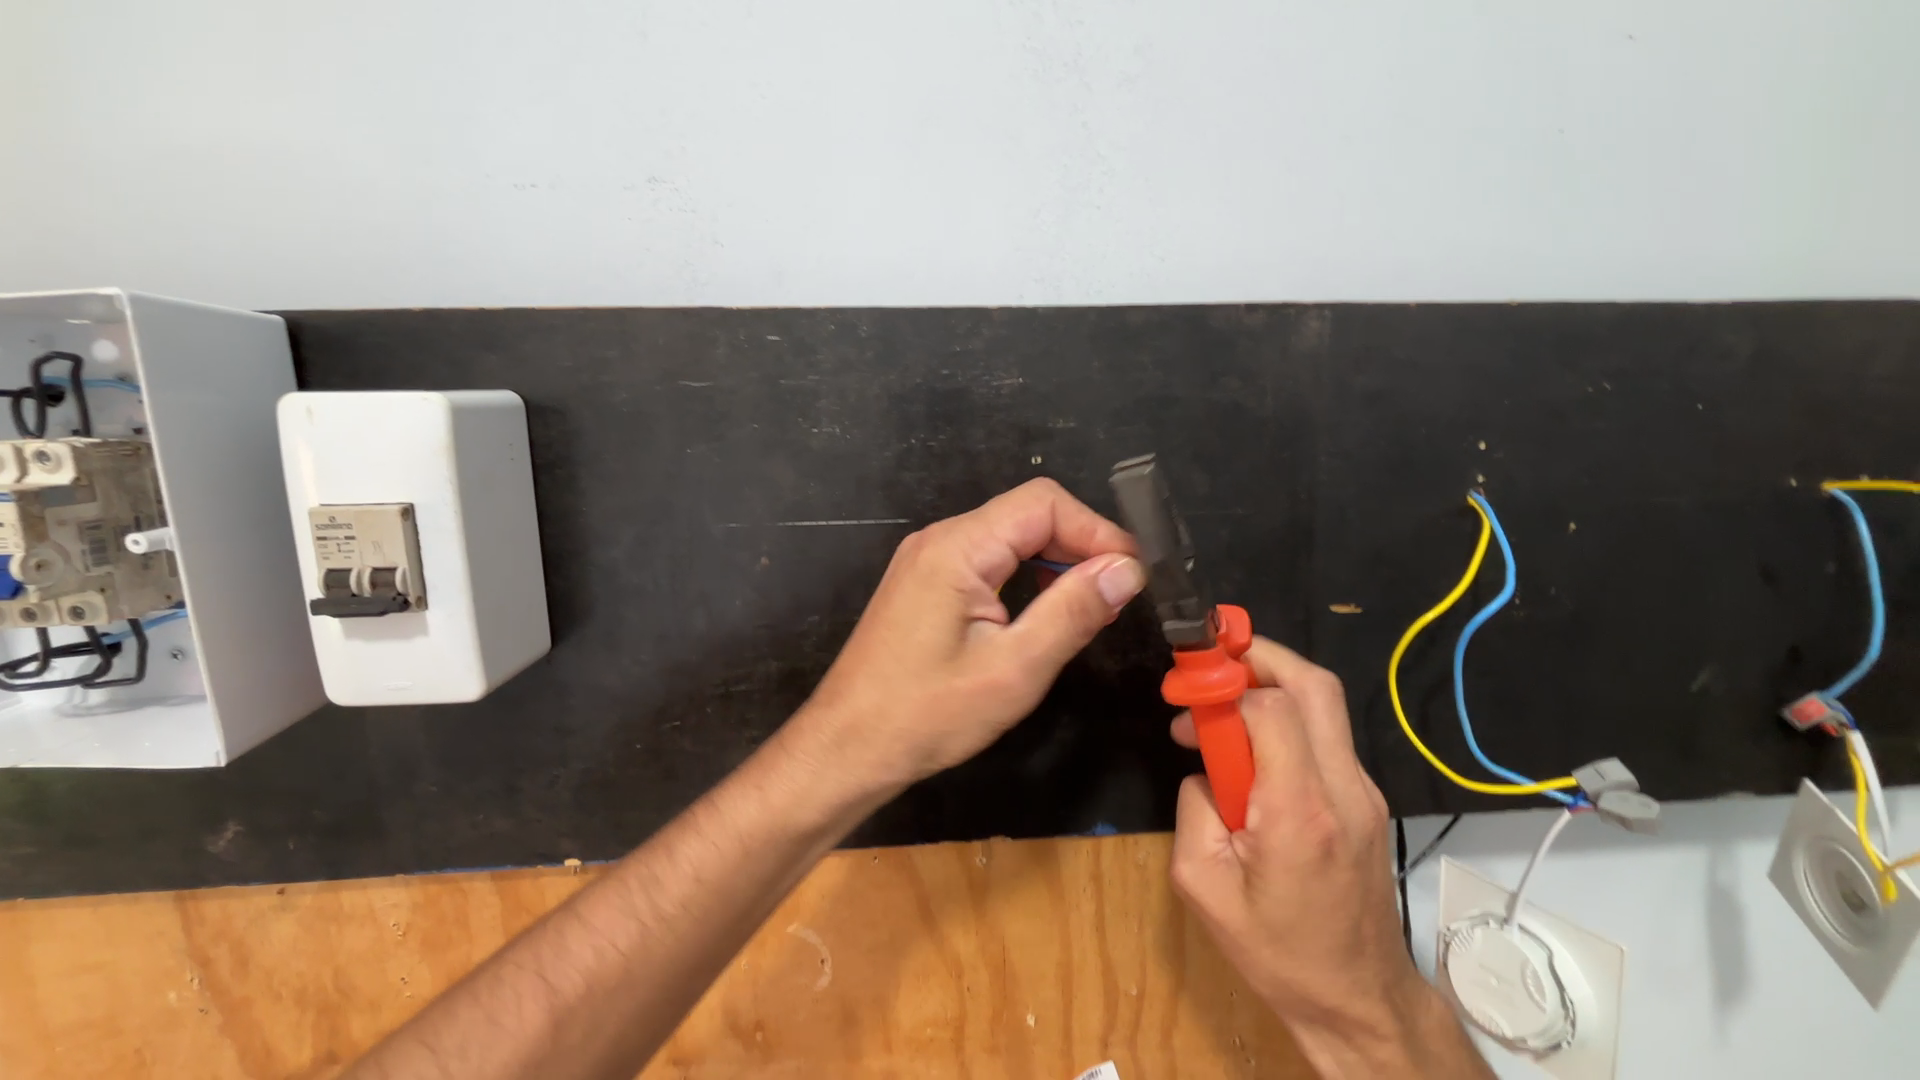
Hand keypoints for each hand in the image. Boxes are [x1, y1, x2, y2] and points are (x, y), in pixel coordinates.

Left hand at [793, 479, 1143, 792]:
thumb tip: (1126, 569)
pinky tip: (1045, 615)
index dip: (1096, 530)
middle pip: (1027, 515)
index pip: (1044, 503)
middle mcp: (940, 540)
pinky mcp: (925, 585)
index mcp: (957, 548)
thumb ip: (1073, 612)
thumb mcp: (1013, 670)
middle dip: (1080, 546)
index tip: (1132, 575)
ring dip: (1055, 564)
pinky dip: (1025, 579)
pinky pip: (988, 562)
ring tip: (1091, 608)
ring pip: (1009, 538)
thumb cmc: (927, 715)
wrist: (846, 748)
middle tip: (1117, 596)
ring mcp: (927, 561)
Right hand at [1169, 640, 1487, 1077]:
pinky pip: (1326, 735)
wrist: (1357, 998)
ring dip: (1272, 684)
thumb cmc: (1275, 950)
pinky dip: (1287, 717)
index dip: (1222, 690)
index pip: (1271, 709)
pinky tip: (1252, 745)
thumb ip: (1194, 806)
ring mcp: (1365, 791)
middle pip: (1313, 684)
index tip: (1183, 703)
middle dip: (1258, 656)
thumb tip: (1204, 764)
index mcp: (1300, 810)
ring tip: (1223, 701)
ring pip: (1324, 703)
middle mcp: (1344, 788)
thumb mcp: (1202, 884)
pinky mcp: (1368, 800)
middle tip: (1210, 661)